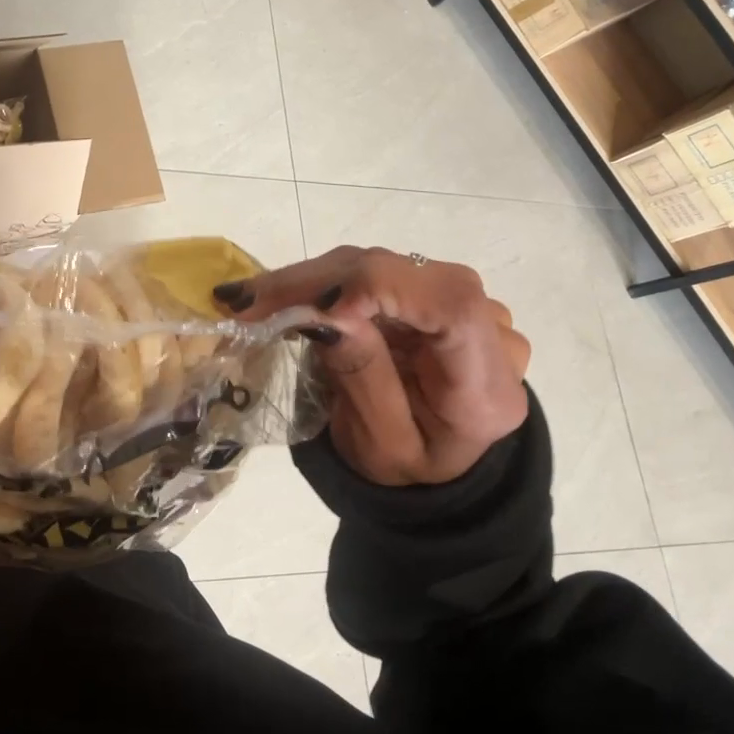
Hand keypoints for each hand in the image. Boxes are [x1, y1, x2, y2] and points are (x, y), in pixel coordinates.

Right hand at [216, 247, 530, 485]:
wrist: (436, 465)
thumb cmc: (407, 469)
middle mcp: (489, 330)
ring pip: (383, 265)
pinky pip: (375, 272)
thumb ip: (362, 377)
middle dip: (320, 283)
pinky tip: (281, 295)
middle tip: (244, 301)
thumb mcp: (379, 444)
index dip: (382, 288)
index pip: (451, 305)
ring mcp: (464, 305)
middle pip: (407, 275)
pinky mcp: (434, 293)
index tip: (314, 307)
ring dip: (311, 279)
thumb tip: (326, 311)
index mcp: (485, 384)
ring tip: (249, 298)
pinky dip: (323, 281)